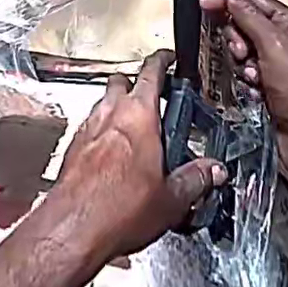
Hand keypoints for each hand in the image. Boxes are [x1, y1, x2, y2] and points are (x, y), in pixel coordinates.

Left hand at [46, 49, 226, 260]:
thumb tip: (213, 170)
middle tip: (152, 100)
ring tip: (133, 131)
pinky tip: (111, 154)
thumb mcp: (171, 199)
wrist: (75, 227)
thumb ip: (196, 179)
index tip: (168, 59)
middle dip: (137, 86)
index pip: (151, 71)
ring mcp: (89, 125)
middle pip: (124, 81)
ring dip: (118, 108)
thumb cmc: (118, 208)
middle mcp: (111, 111)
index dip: (162, 61)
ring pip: (105, 101)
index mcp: (138, 114)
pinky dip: (102, 131)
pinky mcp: (74, 144)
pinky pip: (91, 125)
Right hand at [199, 0, 287, 195]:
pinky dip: (243, 82)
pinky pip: (242, 75)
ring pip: (240, 52)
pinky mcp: (266, 90)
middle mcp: (283, 43)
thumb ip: (250, 17)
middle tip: (242, 51)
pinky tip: (255, 91)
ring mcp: (274, 68)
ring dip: (241, 64)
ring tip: (254, 76)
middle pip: (242, 25)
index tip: (206, 3)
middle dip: (236, 38)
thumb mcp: (275, 46)